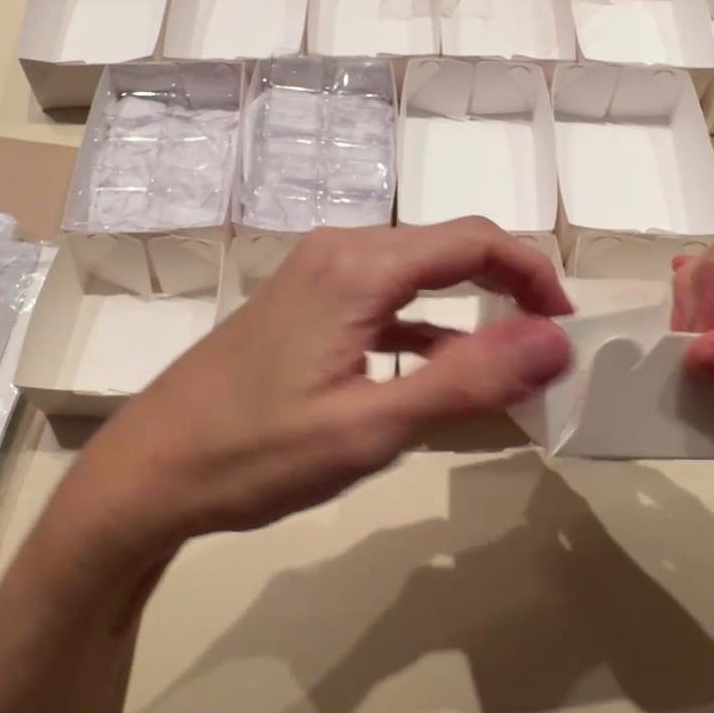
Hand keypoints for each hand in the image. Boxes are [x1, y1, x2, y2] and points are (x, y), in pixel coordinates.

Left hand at [67, 218, 572, 558]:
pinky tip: (440, 368)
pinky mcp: (304, 305)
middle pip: (447, 248)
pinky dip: (426, 326)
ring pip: (417, 274)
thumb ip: (466, 382)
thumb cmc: (253, 455)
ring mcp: (315, 275)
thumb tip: (555, 340)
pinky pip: (384, 300)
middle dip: (508, 286)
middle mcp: (338, 251)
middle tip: (547, 345)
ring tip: (510, 360)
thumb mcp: (368, 429)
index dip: (532, 273)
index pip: (474, 241)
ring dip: (470, 307)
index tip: (567, 325)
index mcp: (358, 266)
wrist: (146, 471)